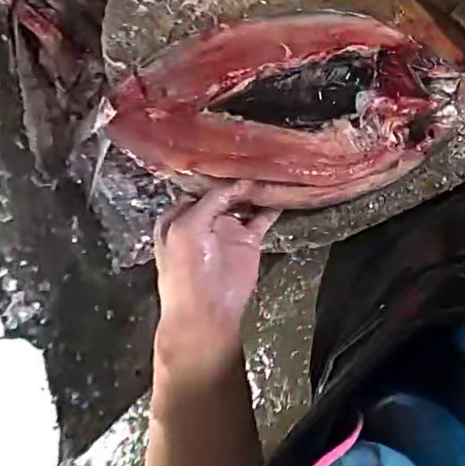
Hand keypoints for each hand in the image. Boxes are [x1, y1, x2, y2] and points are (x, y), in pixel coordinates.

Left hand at [151, 181, 280, 394]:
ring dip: (257, 190)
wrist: (207, 308)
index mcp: (180, 216)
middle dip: (240, 179)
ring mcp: (228, 229)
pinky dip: (273, 206)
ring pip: (246, 202)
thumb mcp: (188, 228)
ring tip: (273, 173)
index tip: (235, 157)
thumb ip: (212, 201)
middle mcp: (205, 219)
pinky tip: (283, 193)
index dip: (216, 174)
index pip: (200, 187)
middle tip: (260, 162)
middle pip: (225, 192)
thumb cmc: (187, 268)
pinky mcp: (248, 240)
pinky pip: (263, 217)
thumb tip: (239, 183)